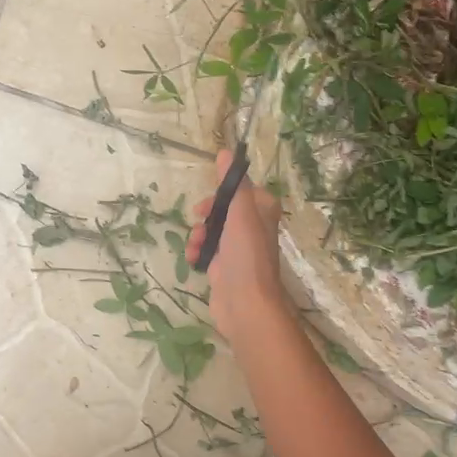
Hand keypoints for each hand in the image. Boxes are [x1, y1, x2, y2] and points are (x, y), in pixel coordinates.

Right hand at [187, 149, 288, 334]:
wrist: (245, 303)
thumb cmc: (246, 254)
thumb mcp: (241, 211)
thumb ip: (233, 183)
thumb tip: (226, 152)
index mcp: (262, 213)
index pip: (243, 191)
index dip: (225, 191)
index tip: (212, 196)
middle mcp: (252, 229)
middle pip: (224, 210)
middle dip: (207, 214)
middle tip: (199, 218)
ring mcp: (237, 250)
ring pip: (212, 232)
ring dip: (198, 235)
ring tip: (195, 245)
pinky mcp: (224, 269)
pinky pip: (206, 252)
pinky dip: (197, 253)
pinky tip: (193, 260)